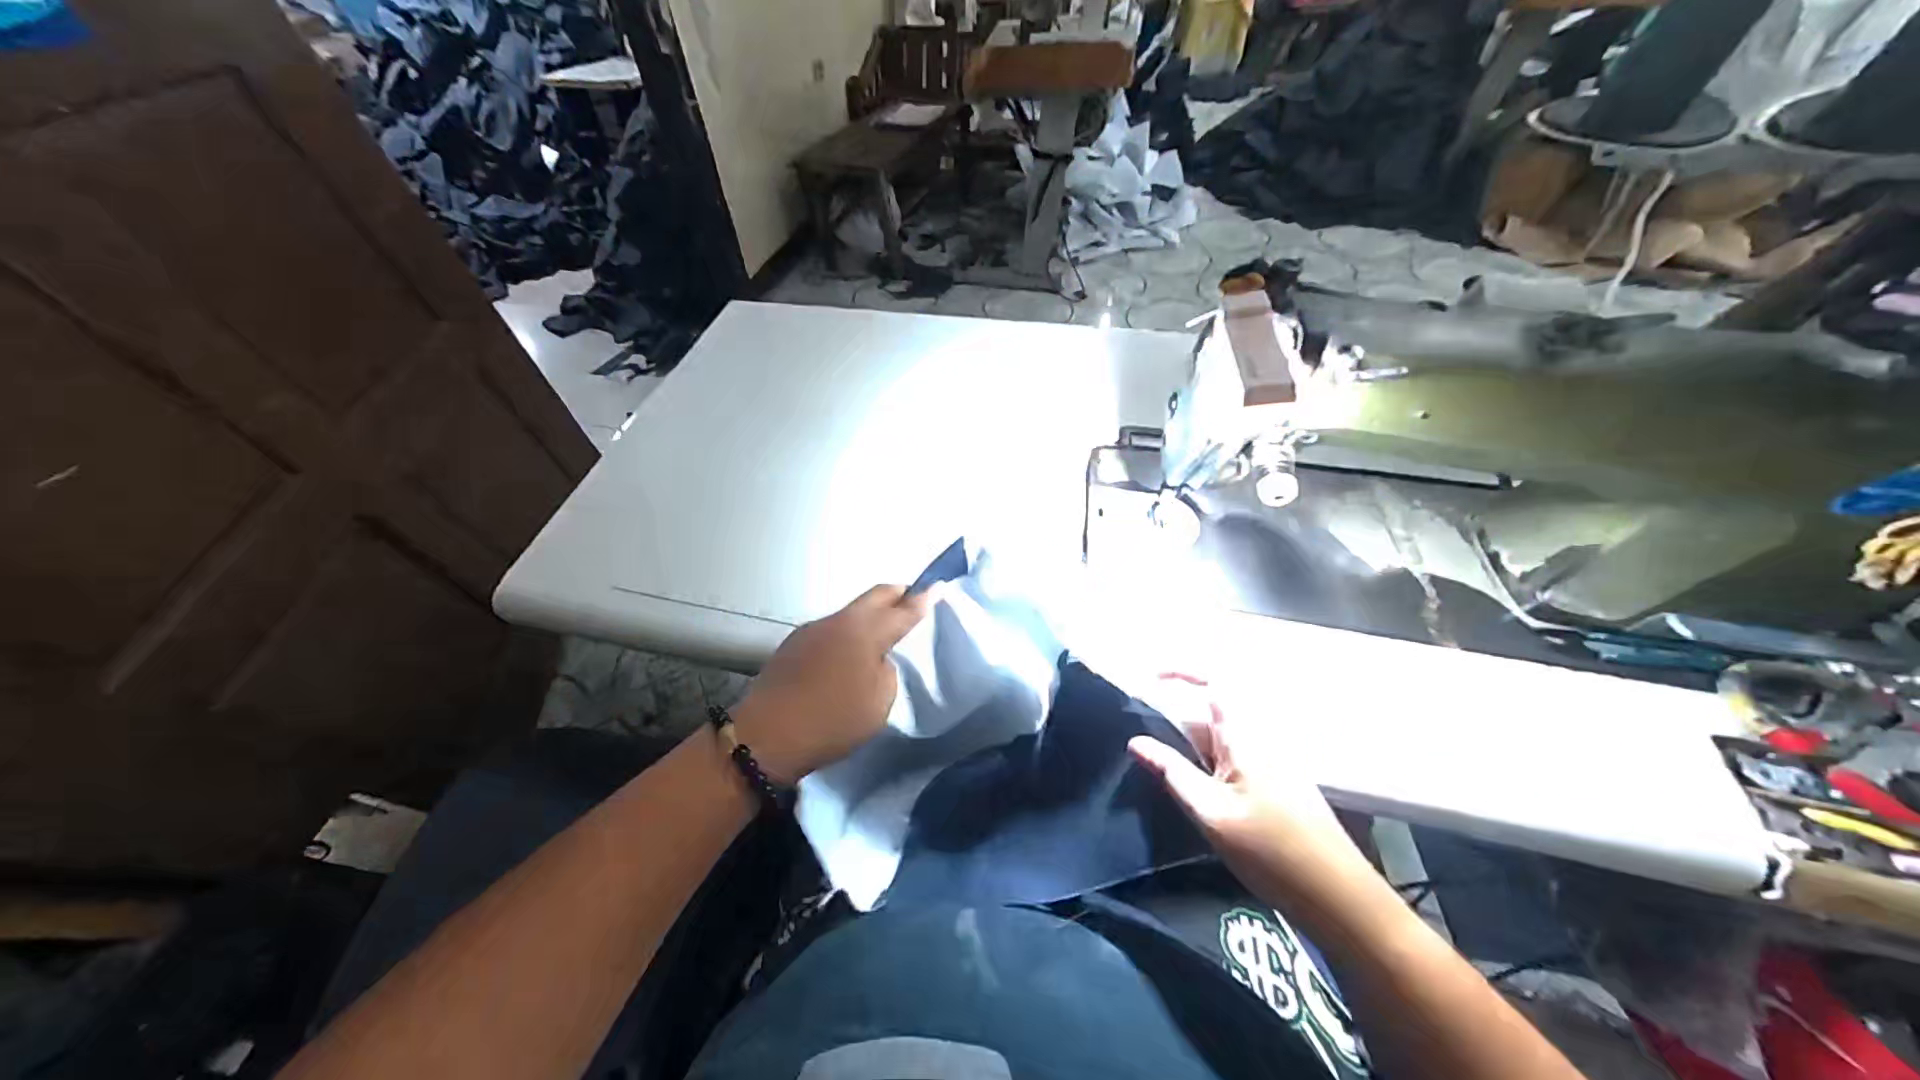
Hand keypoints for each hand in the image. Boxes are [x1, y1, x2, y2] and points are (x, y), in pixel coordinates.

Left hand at [730, 585, 930, 782]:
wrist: (766, 737)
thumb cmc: (832, 720)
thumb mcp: (879, 702)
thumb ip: (886, 670)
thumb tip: (876, 658)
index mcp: (864, 630)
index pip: (902, 609)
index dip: (924, 599)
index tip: (938, 587)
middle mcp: (838, 620)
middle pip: (874, 596)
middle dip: (897, 595)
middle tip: (913, 601)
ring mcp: (811, 630)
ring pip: (850, 614)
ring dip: (869, 618)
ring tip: (881, 636)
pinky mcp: (792, 646)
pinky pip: (831, 631)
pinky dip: (847, 635)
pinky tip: (846, 657)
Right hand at [1128, 675, 1378, 917]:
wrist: (1336, 896)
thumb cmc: (1270, 852)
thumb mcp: (1210, 813)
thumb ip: (1172, 773)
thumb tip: (1136, 742)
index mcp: (1245, 737)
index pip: (1214, 682)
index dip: (1182, 672)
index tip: (1149, 677)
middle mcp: (1260, 739)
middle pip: (1211, 710)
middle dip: (1176, 717)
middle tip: (1145, 742)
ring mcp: (1271, 761)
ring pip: (1220, 737)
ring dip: (1190, 743)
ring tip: (1162, 767)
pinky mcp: (1276, 784)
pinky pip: (1232, 756)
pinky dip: (1206, 761)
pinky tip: (1195, 788)